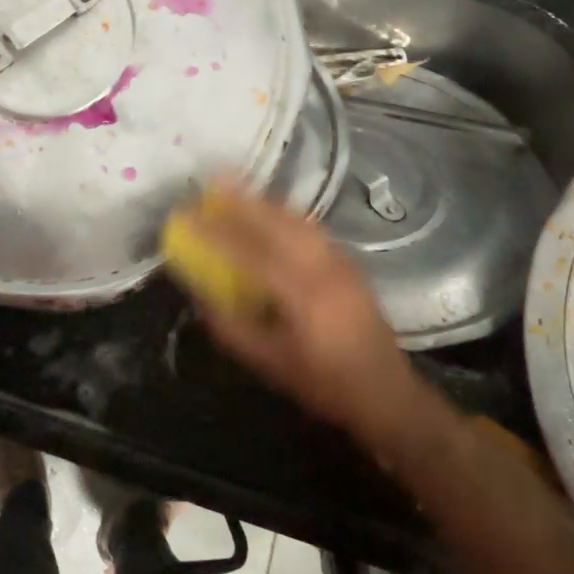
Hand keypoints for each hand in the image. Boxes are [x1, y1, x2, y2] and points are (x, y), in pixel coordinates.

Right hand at [188, 185, 424, 453]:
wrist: (385, 393)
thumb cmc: (323, 383)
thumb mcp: (268, 363)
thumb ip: (231, 328)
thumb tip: (200, 296)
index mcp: (302, 297)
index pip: (250, 253)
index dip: (216, 232)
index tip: (188, 216)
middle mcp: (323, 270)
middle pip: (278, 223)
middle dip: (244, 200)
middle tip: (214, 180)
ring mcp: (341, 263)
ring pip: (298, 220)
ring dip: (266, 202)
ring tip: (239, 188)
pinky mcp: (350, 264)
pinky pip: (312, 229)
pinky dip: (287, 214)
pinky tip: (272, 212)